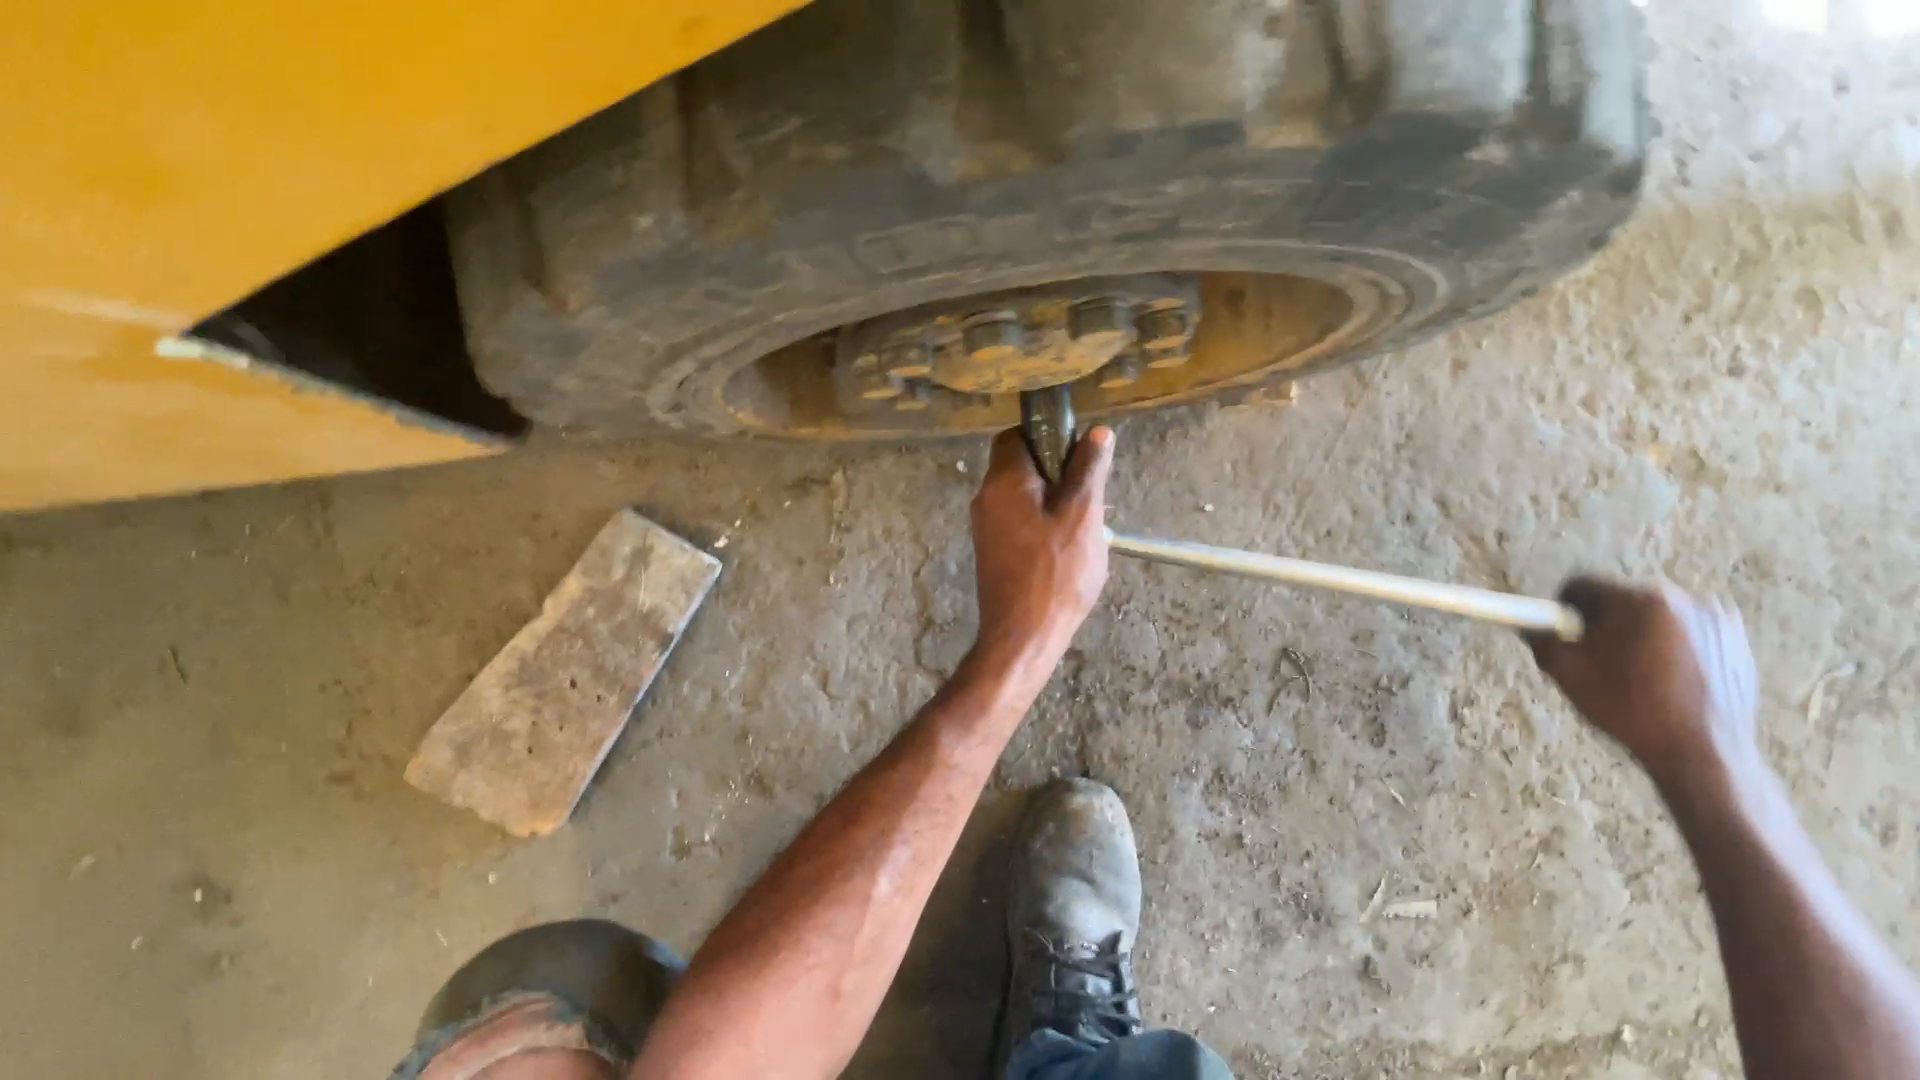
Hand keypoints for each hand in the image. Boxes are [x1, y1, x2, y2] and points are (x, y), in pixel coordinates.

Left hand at [970, 426, 1114, 660]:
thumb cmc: (1055, 573)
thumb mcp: (1082, 516)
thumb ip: (1088, 470)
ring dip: (1053, 500)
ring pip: (1022, 496)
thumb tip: (1097, 433)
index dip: (1046, 435)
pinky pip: (1019, 521)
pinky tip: (1068, 546)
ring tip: (1085, 523)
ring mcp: (986, 528)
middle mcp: (986, 499)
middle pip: (1019, 466)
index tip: (1077, 452)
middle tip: (1090, 493)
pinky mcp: (992, 552)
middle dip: (1056, 472)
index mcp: (1002, 481)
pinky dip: (1042, 522)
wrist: (1023, 635)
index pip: (1014, 436)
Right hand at [1528, 578, 1760, 788]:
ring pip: (1654, 616)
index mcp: (1638, 600)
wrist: (1703, 752)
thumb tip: (1528, 624)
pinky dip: (1671, 647)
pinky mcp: (1736, 641)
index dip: (1562, 609)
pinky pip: (1687, 632)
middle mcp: (1683, 598)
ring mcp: (1717, 619)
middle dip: (1603, 622)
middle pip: (1621, 599)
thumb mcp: (1566, 673)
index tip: (1563, 636)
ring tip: (1636, 675)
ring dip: (1637, 634)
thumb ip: (1540, 638)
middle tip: (1597, 659)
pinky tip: (1667, 681)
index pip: (1582, 585)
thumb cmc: (1629, 708)